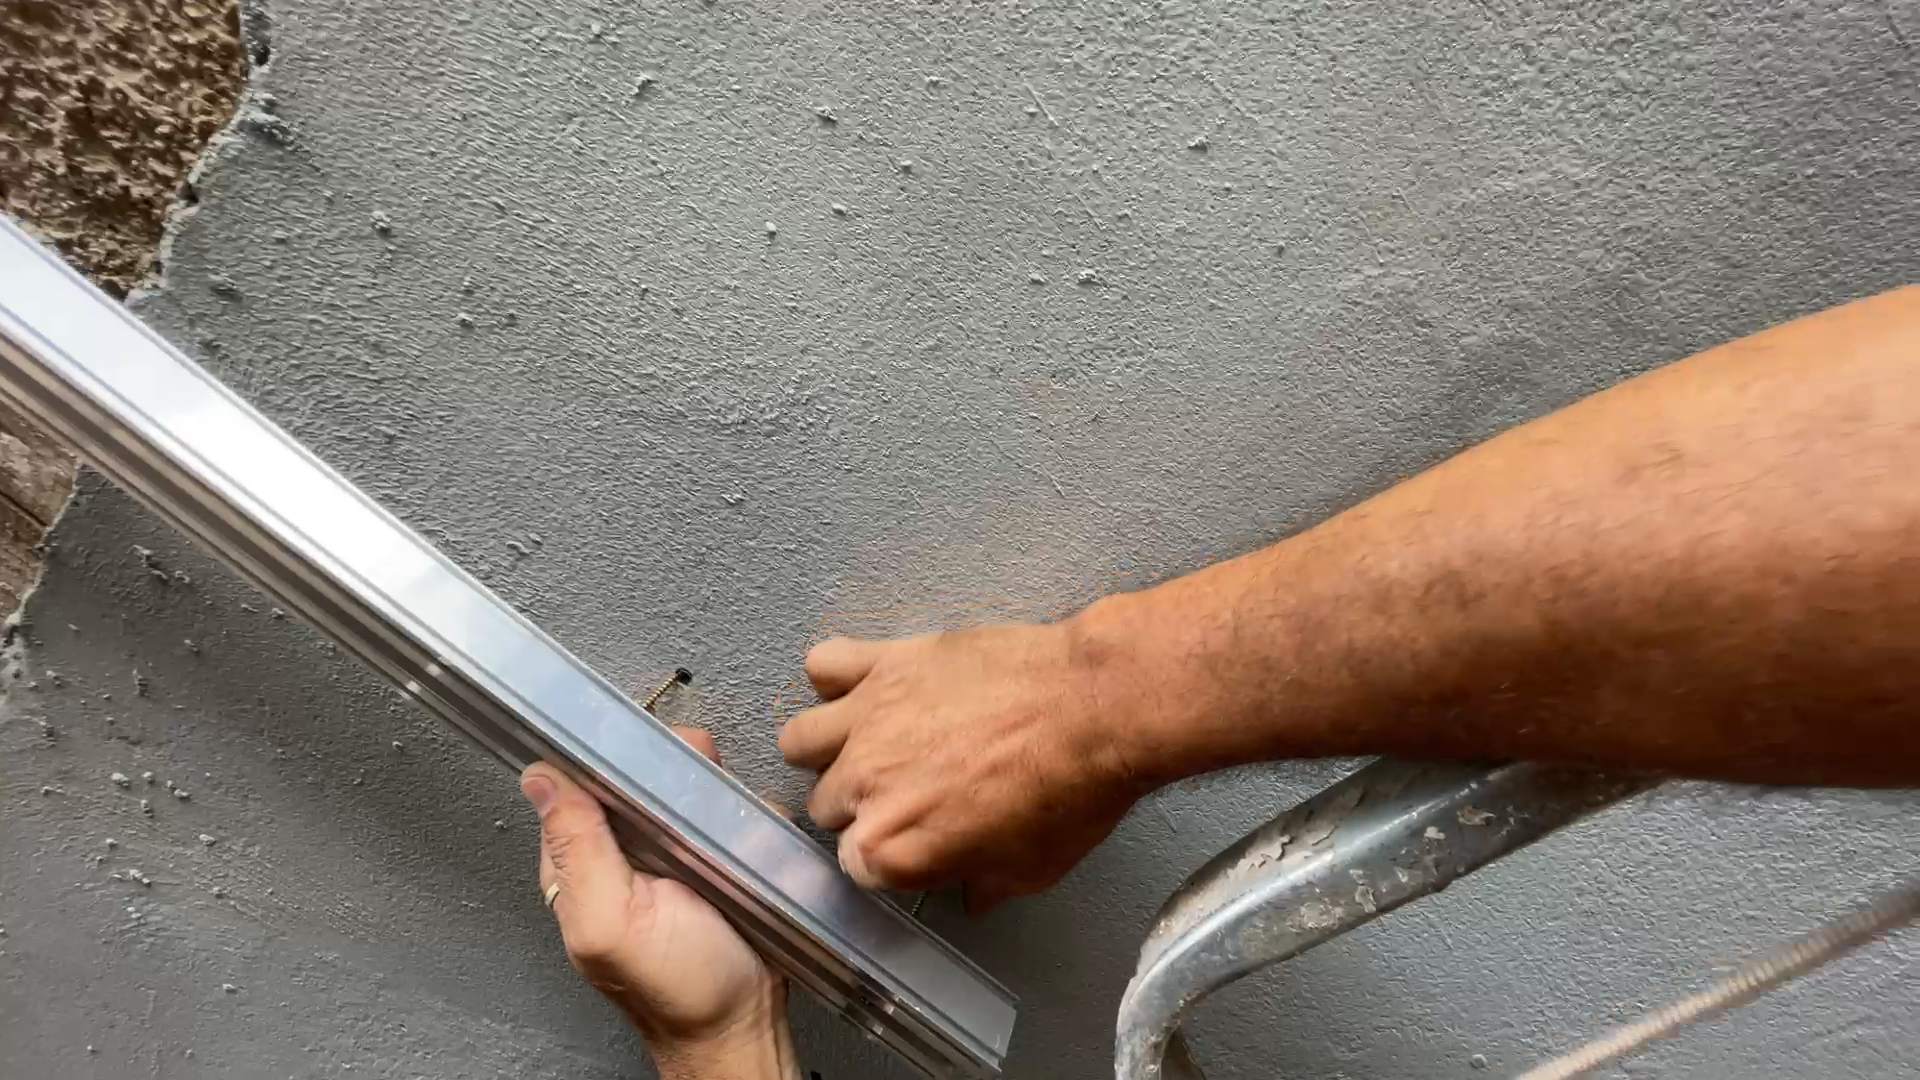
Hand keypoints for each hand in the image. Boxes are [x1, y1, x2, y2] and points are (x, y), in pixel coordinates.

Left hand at [522, 729, 796, 1079]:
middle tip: (702, 785)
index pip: (581, 781)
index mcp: (584, 862)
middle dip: (679, 766)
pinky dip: (743, 809)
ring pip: (690, 783)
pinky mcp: (719, 850)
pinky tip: (751, 828)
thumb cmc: (676, 988)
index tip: (648, 747)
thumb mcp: (611, 922)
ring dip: (717, 787)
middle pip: (643, 773)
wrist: (744, 1020)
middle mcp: (626, 848)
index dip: (612, 754)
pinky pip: (729, 808)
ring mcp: (676, 847)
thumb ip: (577, 850)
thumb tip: (540, 779)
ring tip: (732, 817)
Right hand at [778, 622, 1151, 909]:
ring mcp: (868, 719)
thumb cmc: (1070, 791)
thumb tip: (969, 892)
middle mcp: (864, 786)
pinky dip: (837, 673)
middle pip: (826, 803)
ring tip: (866, 738)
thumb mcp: (1032, 869)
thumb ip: (982, 885)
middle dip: (858, 801)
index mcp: (891, 849)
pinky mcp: (886, 662)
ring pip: (799, 740)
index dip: (886, 852)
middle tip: (901, 786)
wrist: (1091, 705)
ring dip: (826, 746)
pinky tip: (866, 680)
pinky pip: (825, 663)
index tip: (911, 838)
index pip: (855, 863)